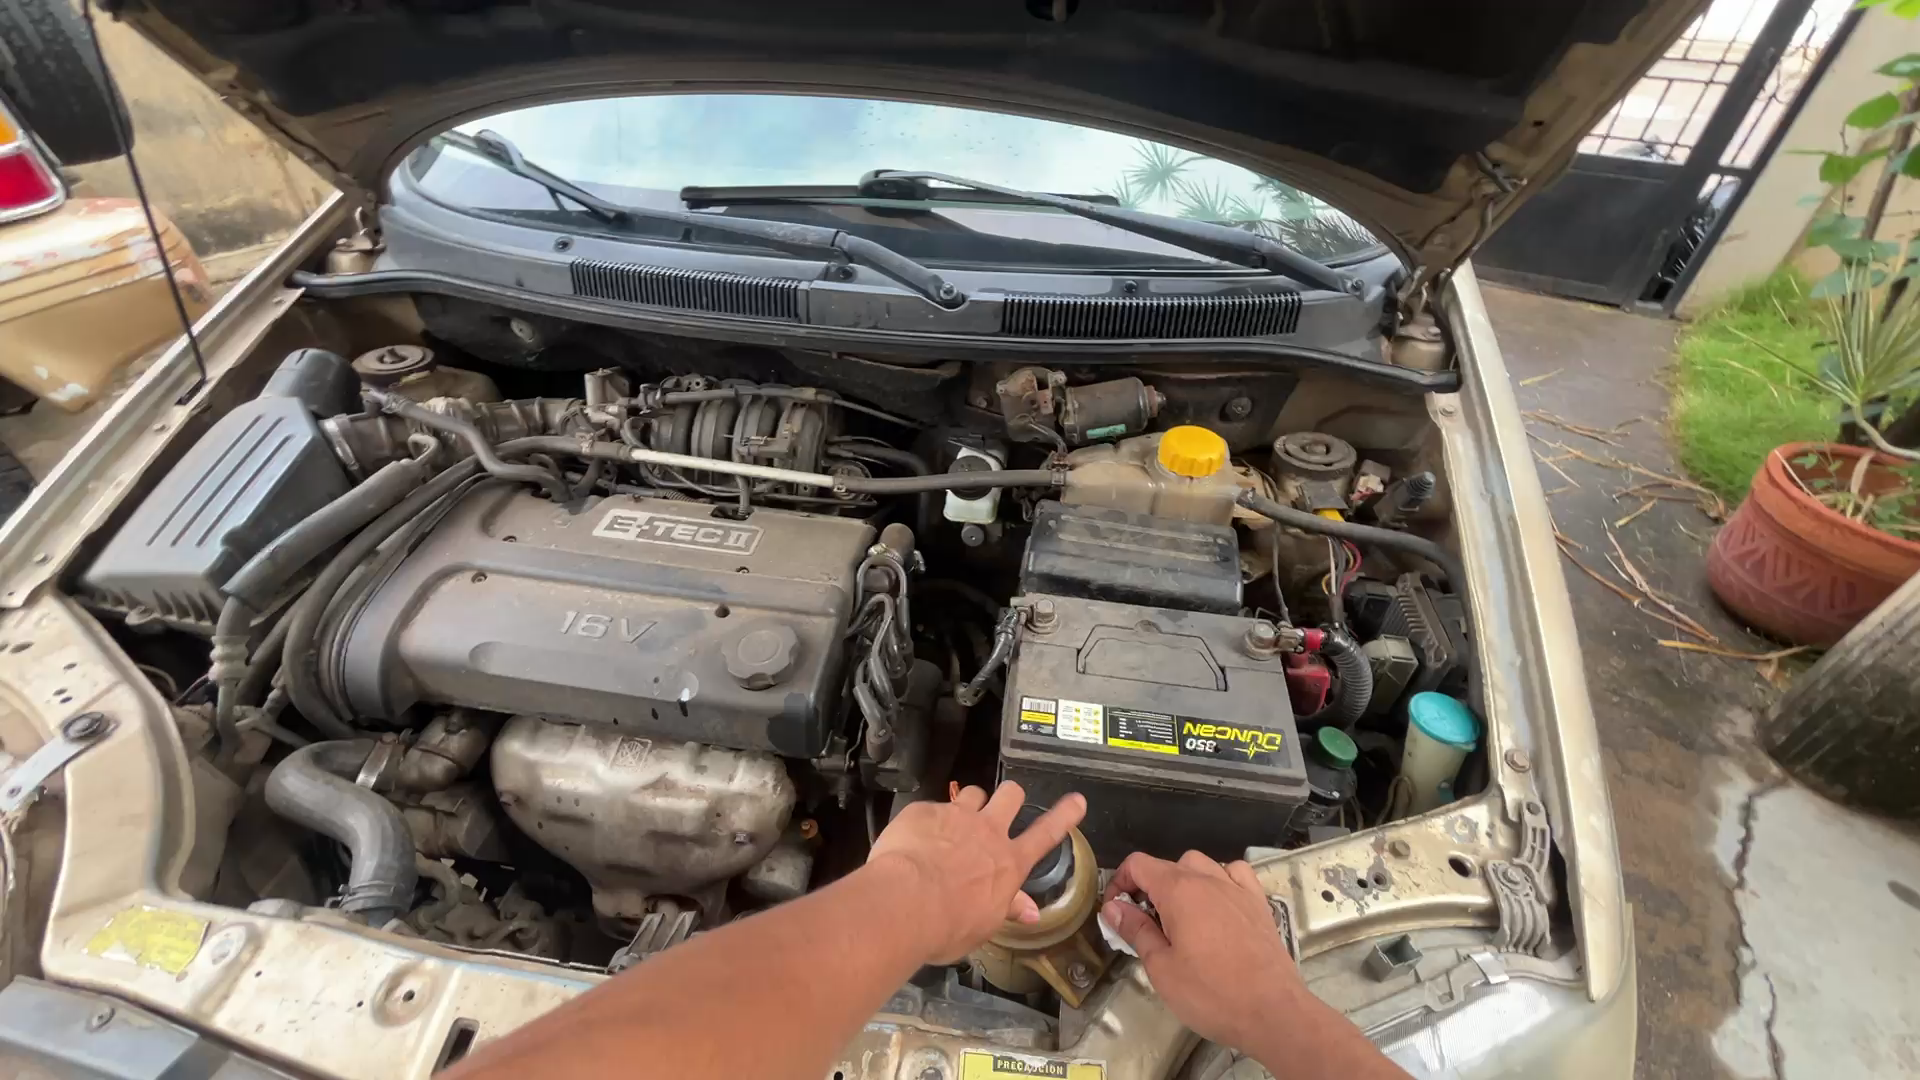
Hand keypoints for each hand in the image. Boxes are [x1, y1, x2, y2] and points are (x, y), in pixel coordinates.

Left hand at [866, 782, 1085, 962]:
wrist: (904, 902)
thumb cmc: (947, 927)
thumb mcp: (983, 925)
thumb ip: (1006, 908)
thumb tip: (1032, 911)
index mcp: (1008, 863)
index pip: (1044, 835)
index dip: (1063, 816)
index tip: (1077, 800)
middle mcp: (987, 831)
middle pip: (1011, 794)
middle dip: (1009, 797)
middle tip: (998, 811)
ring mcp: (956, 815)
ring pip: (973, 792)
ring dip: (968, 806)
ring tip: (953, 827)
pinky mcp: (924, 810)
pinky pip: (932, 807)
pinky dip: (927, 822)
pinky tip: (913, 841)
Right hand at [1100, 851, 1302, 1052]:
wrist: (1275, 1014)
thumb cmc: (1213, 994)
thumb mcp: (1162, 968)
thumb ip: (1136, 931)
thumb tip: (1114, 908)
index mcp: (1177, 890)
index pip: (1138, 864)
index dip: (1120, 882)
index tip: (1117, 910)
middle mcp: (1206, 878)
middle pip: (1166, 865)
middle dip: (1149, 887)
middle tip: (1146, 923)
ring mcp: (1235, 888)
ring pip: (1200, 864)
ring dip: (1183, 879)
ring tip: (1180, 912)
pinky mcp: (1258, 903)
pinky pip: (1235, 872)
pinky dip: (1221, 878)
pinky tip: (1218, 900)